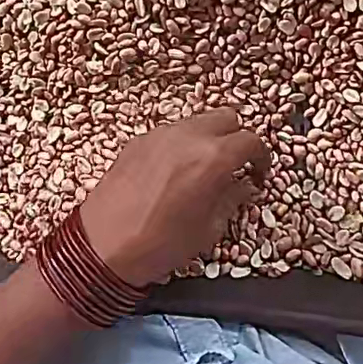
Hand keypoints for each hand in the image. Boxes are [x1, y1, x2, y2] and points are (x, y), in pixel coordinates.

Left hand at [79, 109, 268, 286]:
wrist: (101, 246)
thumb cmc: (158, 244)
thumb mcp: (208, 229)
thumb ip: (231, 199)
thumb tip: (242, 186)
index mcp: (212, 157)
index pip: (251, 141)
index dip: (261, 157)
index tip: (258, 173)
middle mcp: (187, 136)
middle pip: (226, 118)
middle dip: (236, 138)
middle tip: (235, 165)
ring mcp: (159, 135)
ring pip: (197, 121)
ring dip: (208, 138)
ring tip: (204, 169)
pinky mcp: (137, 141)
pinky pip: (170, 132)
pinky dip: (182, 143)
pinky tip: (175, 171)